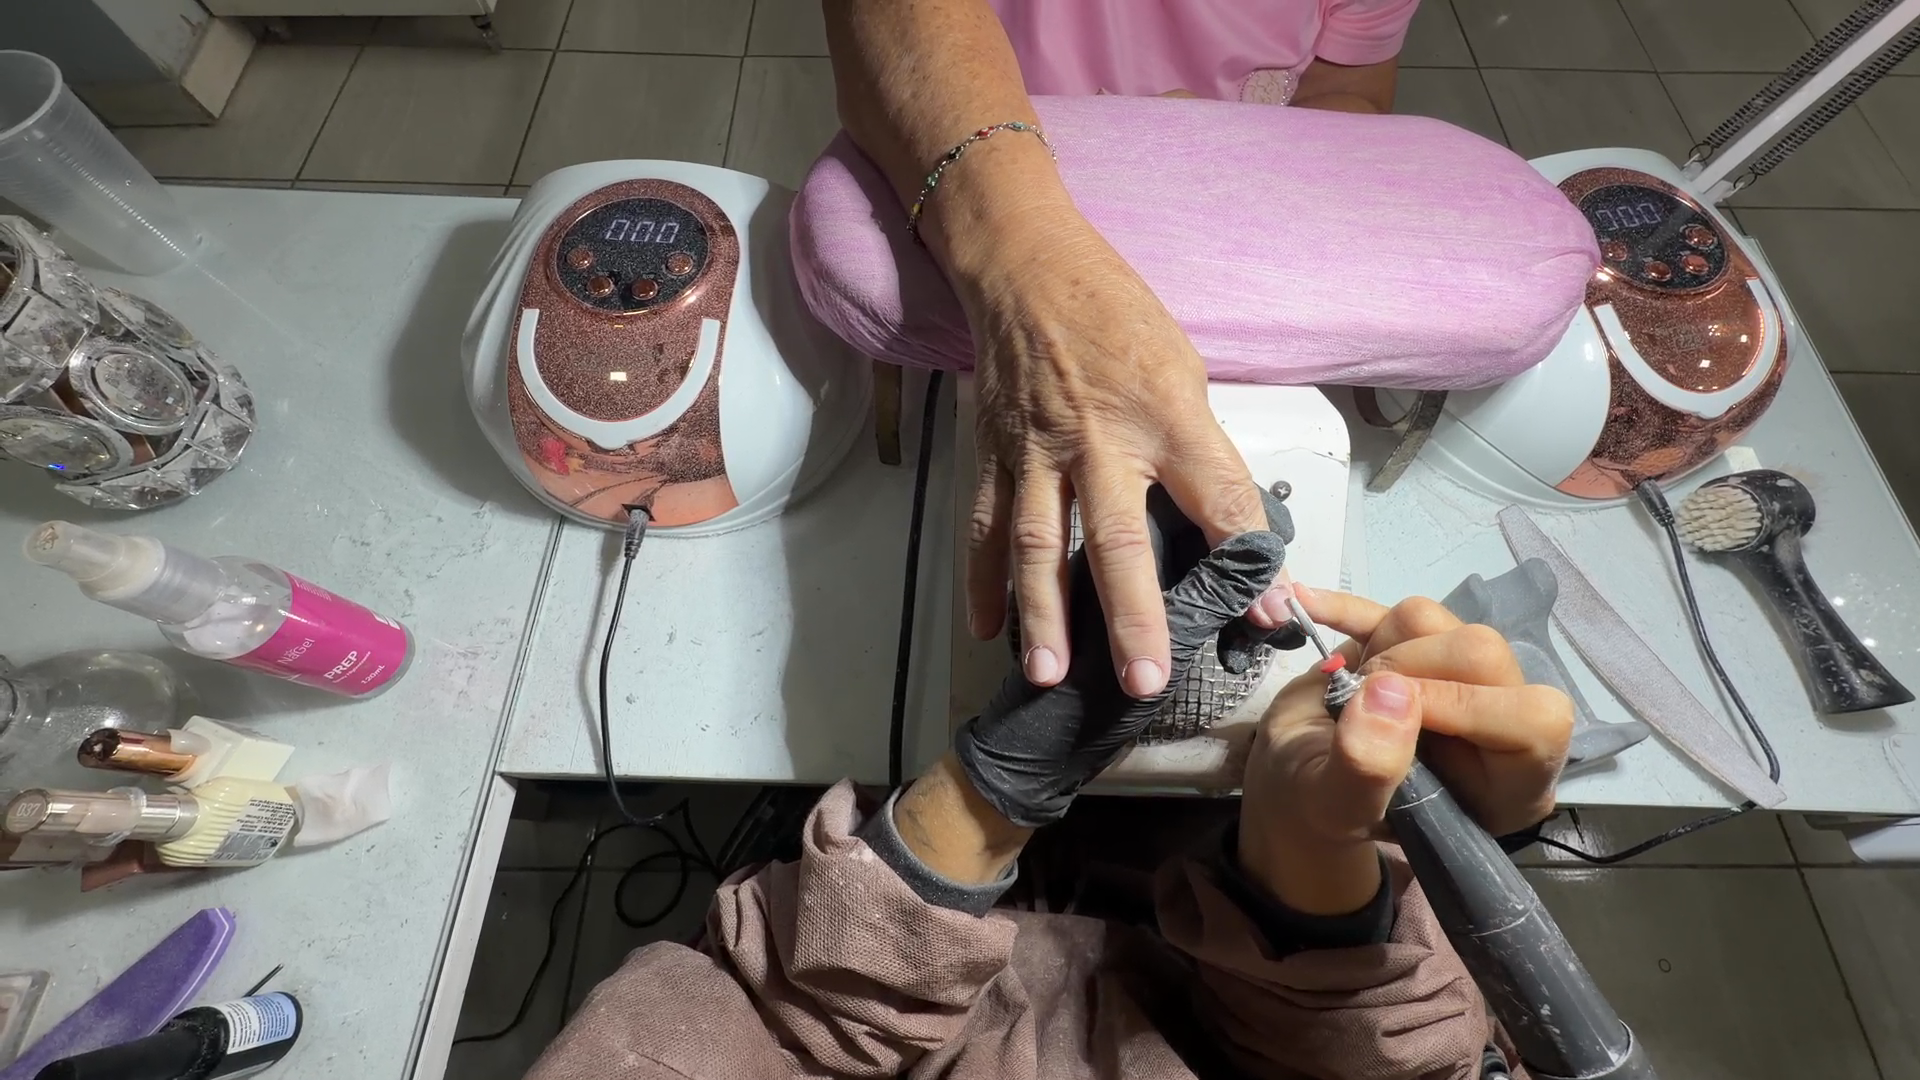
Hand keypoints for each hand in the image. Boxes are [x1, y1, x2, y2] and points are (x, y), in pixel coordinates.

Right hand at [959, 214, 1289, 699]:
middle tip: (1142, 679)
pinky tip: (985, 626)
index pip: (1217, 495)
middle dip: (1131, 613)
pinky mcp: (994, 454)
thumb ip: (1201, 450)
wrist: (1027, 269)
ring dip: (1042, 612)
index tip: (1269, 613)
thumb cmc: (1115, 313)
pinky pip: (984, 523)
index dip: (1248, 556)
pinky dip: (980, 578)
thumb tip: (1228, 529)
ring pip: (1035, 542)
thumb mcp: (1181, 369)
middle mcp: (1097, 438)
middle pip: (1116, 537)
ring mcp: (1036, 450)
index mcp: (1163, 412)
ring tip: (1047, 673)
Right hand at [1238, 589, 1573, 913]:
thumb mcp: (1334, 804)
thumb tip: (1390, 690)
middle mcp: (1497, 721)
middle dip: (1403, 667)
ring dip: (1376, 646)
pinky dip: (1340, 606)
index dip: (1459, 704)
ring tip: (1345, 685)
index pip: (1531, 717)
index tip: (1387, 716)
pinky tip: (1305, 604)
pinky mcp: (1410, 644)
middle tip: (1356, 698)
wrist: (1294, 780)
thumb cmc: (1322, 806)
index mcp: (1509, 782)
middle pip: (1483, 652)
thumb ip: (1366, 766)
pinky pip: (1383, 605)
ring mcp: (1453, 674)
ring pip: (1434, 621)